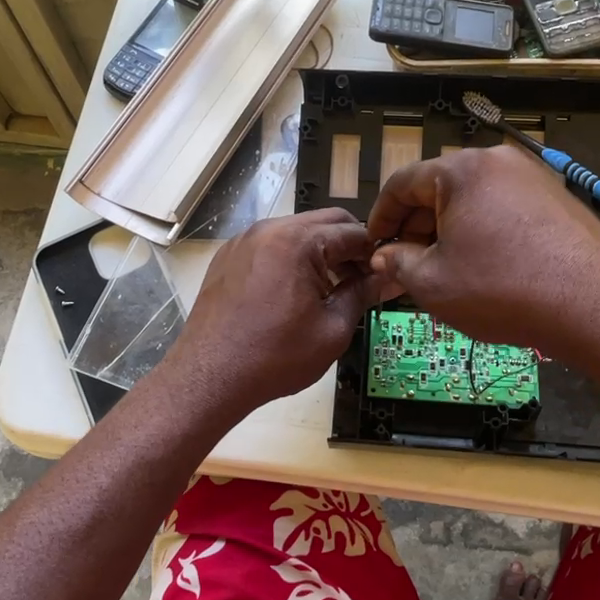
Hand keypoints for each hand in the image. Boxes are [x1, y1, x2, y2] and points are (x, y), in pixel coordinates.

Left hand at [155, 209, 379, 417]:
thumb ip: (363, 295)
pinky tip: (294, 293)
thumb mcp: (332, 330)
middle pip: (325, 222)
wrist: (209, 377)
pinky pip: (270, 245)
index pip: (353, 232)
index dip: (376, 253)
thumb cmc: (274, 357)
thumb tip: (390, 278)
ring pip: (296, 232)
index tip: (386, 275)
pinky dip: (290, 258)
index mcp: (297, 241)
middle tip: (362, 281)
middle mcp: (268, 229)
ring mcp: (243, 240)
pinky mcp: (227, 256)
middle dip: (349, 247)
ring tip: (331, 289)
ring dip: (320, 252)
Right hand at [366, 146, 599, 354]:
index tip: (374, 246)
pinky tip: (487, 268)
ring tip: (445, 271)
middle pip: (440, 188)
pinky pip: (505, 210)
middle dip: (417, 226)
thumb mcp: (433, 283)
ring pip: (474, 200)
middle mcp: (499, 161)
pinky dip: (485, 233)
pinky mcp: (559, 200)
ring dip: (451, 231)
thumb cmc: (502, 290)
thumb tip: (385, 256)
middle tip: (406, 264)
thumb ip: (398, 263)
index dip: (381, 217)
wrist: (595, 307)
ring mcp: (535, 178)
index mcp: (462, 169)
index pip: (403, 183)